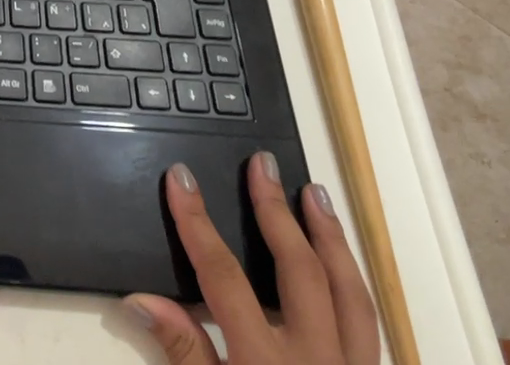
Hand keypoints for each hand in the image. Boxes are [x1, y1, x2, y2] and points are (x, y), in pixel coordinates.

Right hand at [124, 156, 378, 364]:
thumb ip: (182, 354)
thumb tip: (139, 297)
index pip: (225, 279)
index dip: (198, 223)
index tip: (181, 178)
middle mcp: (320, 363)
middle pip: (298, 271)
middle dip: (275, 212)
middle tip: (263, 164)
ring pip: (351, 291)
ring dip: (329, 236)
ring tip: (313, 193)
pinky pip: (370, 320)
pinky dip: (353, 278)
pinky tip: (340, 259)